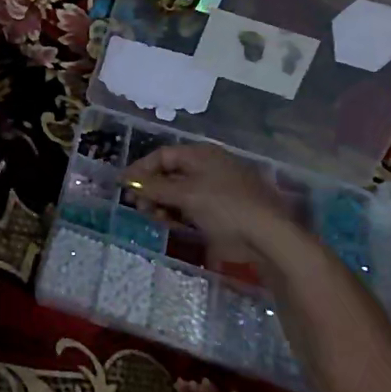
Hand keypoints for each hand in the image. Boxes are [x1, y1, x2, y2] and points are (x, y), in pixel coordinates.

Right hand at [122, 144, 307, 263]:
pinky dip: (177, 214)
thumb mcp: (185, 194)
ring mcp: (213, 189)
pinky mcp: (218, 210)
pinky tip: (172, 225)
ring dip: (161, 204)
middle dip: (150, 189)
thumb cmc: (224, 206)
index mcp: (201, 155)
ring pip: (177, 193)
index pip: (162, 155)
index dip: (141, 169)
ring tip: (155, 218)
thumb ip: (153, 187)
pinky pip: (189, 207)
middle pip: (168, 173)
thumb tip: (126, 180)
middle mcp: (206, 167)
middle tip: (138, 206)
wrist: (266, 236)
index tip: (124, 187)